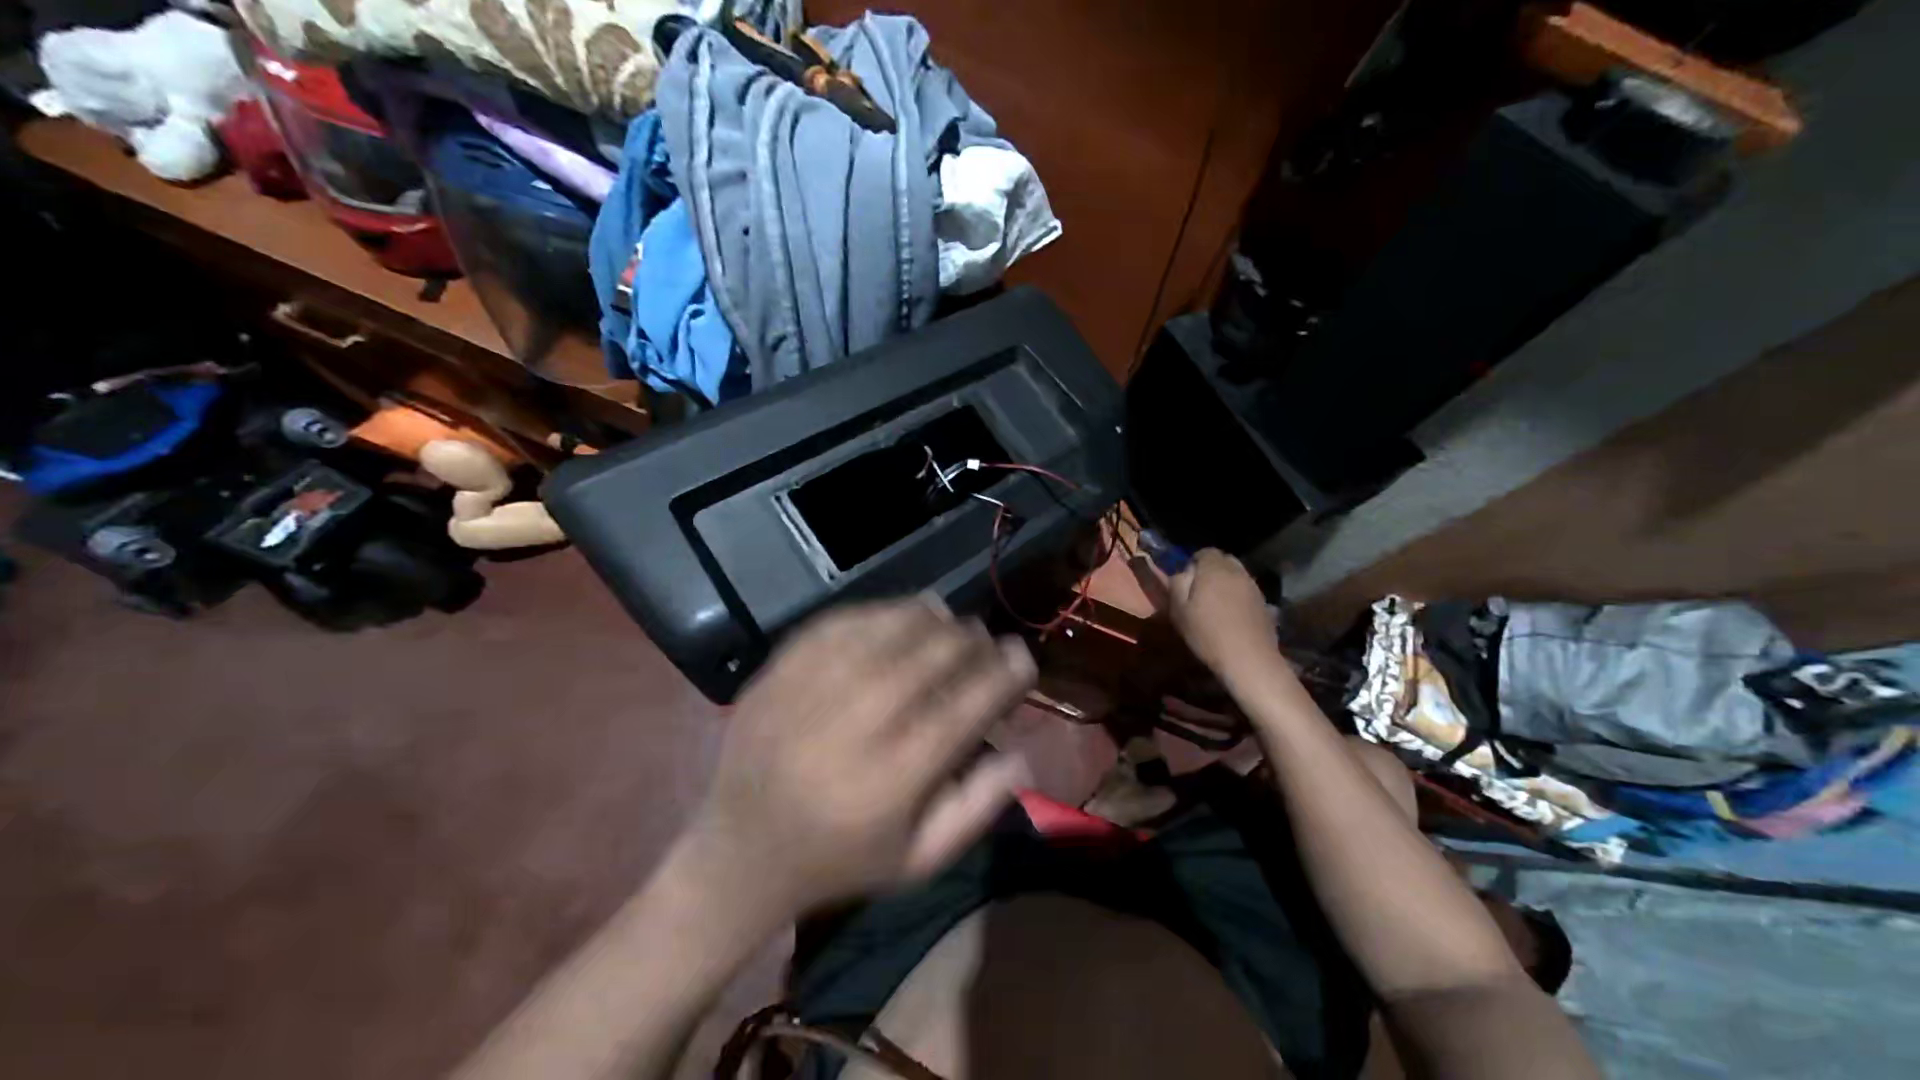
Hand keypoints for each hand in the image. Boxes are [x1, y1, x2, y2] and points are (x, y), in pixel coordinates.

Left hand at [685, 599, 1035, 913]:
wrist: (739, 854)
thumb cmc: (840, 862)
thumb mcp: (918, 861)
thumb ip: (976, 809)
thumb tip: (1024, 754)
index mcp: (889, 783)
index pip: (962, 711)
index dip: (1001, 677)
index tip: (1023, 658)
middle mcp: (849, 730)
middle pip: (925, 662)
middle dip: (968, 642)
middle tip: (985, 639)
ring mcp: (806, 695)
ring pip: (881, 633)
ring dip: (926, 619)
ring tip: (949, 620)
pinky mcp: (776, 674)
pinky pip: (835, 626)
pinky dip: (875, 614)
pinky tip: (897, 616)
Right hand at [1168, 549, 1276, 677]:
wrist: (1249, 659)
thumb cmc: (1207, 633)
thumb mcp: (1179, 610)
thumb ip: (1177, 584)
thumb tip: (1182, 572)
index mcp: (1214, 569)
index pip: (1204, 551)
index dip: (1194, 562)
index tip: (1186, 581)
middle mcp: (1237, 571)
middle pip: (1224, 560)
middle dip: (1211, 570)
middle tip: (1200, 591)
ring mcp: (1254, 587)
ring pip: (1237, 576)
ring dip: (1226, 584)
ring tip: (1216, 605)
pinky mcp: (1265, 603)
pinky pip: (1247, 591)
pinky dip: (1238, 597)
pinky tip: (1232, 616)